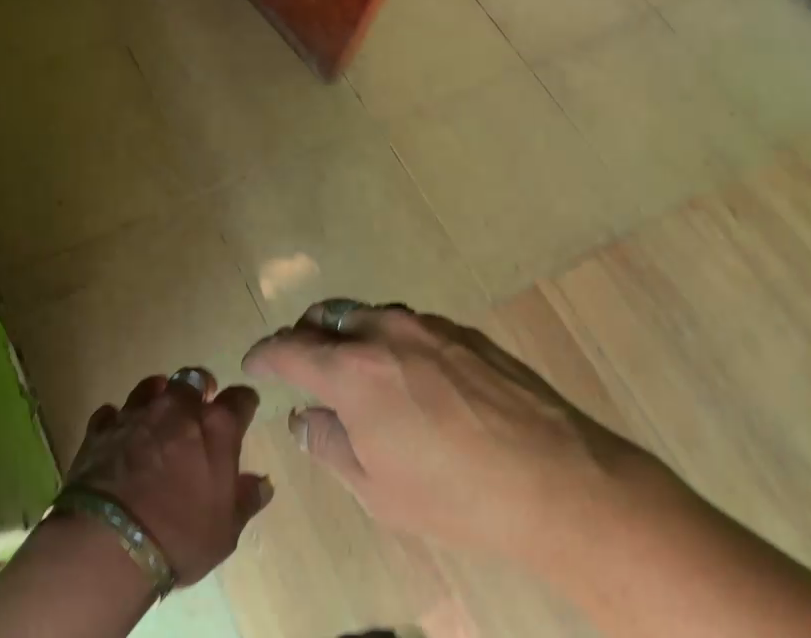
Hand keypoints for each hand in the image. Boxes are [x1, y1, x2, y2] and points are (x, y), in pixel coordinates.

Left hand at [65, 367, 273, 584]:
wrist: (109, 542)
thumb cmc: (180, 536)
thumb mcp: (225, 530)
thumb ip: (245, 500)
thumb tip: (262, 484)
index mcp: (216, 429)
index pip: (240, 399)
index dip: (243, 404)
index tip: (243, 410)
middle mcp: (177, 409)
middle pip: (193, 379)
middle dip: (200, 389)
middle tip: (200, 406)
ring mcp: (136, 414)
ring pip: (151, 386)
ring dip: (159, 395)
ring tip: (159, 413)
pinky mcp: (101, 428)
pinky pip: (112, 412)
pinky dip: (119, 420)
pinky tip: (119, 434)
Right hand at [241, 301, 654, 561]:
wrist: (557, 481)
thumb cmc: (454, 496)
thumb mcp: (375, 488)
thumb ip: (329, 444)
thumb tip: (306, 417)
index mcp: (351, 370)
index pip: (288, 348)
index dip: (263, 355)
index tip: (253, 363)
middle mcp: (384, 333)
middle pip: (325, 317)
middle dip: (304, 337)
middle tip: (302, 367)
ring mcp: (429, 327)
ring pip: (369, 314)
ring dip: (348, 334)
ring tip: (355, 368)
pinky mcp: (466, 333)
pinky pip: (410, 325)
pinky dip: (391, 340)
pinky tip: (409, 375)